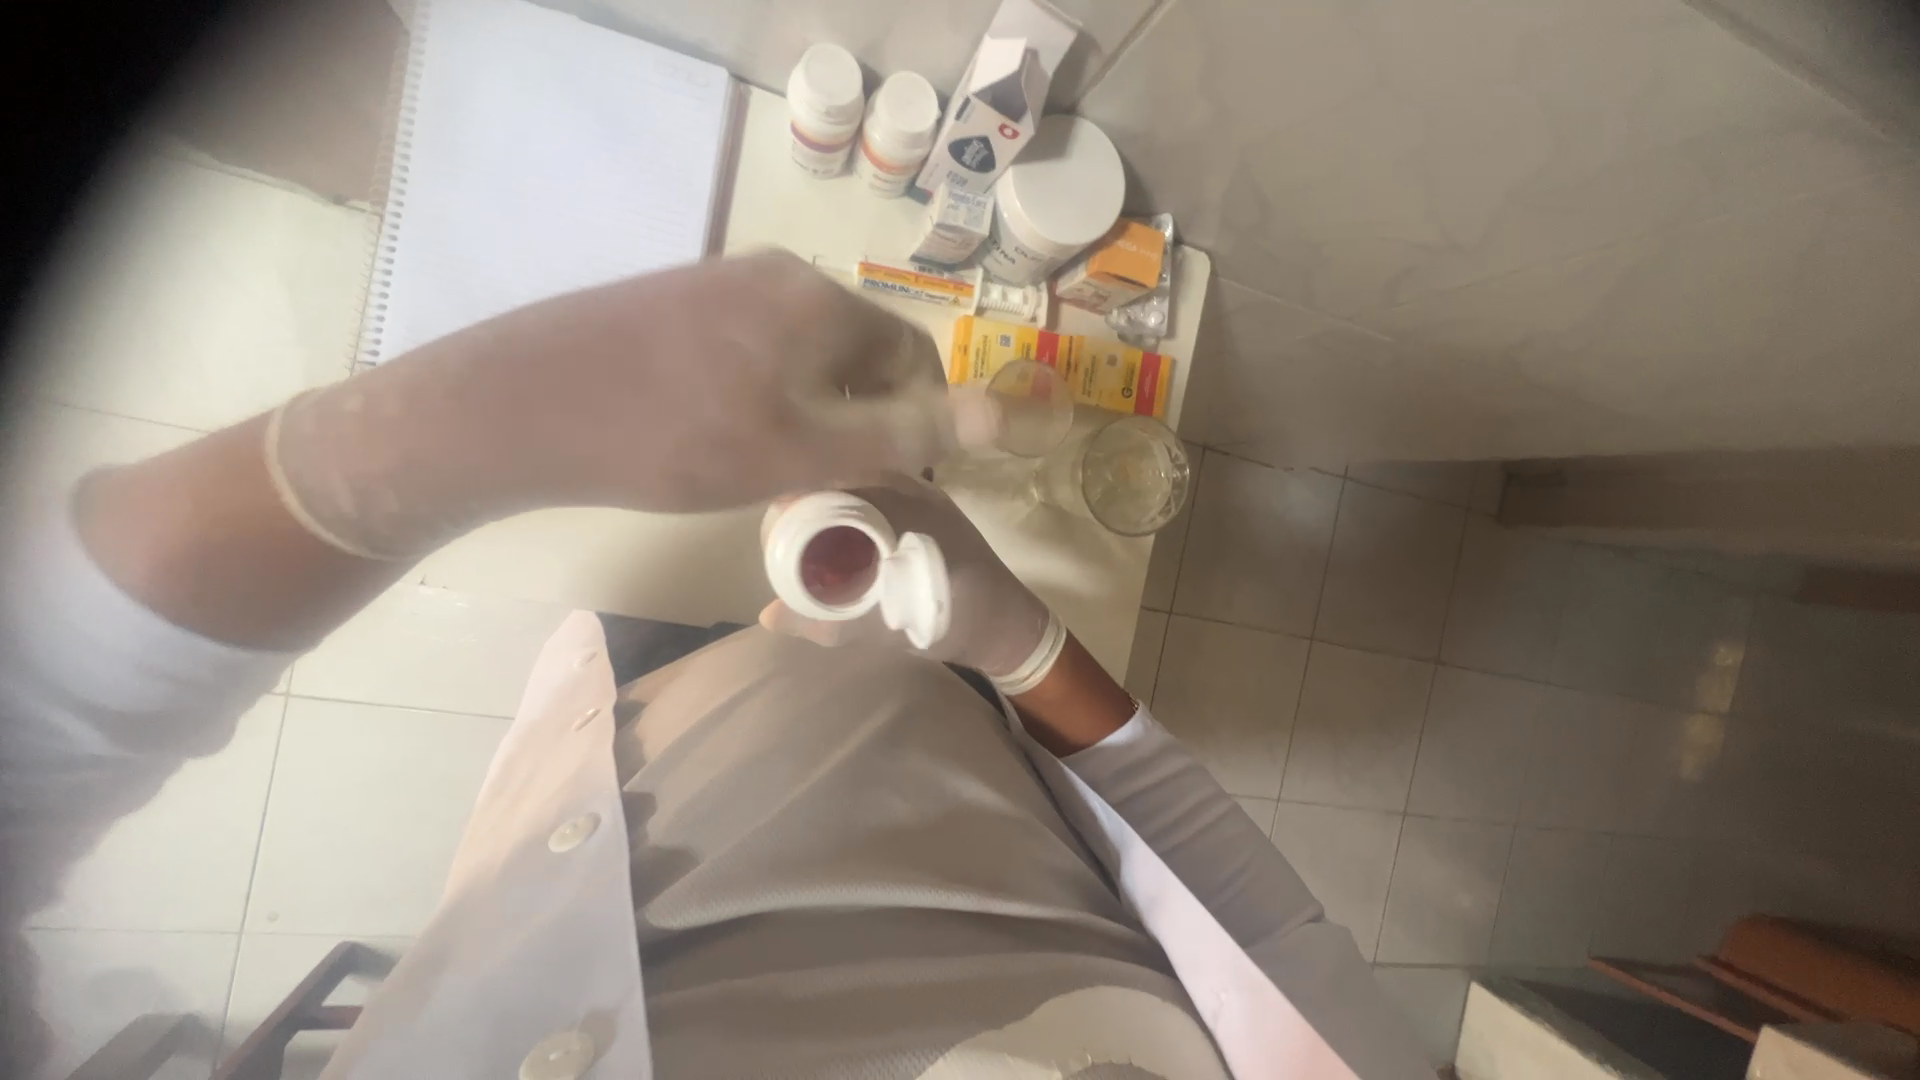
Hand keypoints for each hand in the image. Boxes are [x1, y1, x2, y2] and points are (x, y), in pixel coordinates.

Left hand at [267, 251, 958, 559]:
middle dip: (865, 417)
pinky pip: (761, 348)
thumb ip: (904, 433)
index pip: (914, 358)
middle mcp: (782, 274)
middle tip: (831, 479)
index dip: (920, 423)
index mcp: (822, 300)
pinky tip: (731, 434)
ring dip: (819, 409)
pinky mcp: (686, 301)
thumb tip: (999, 416)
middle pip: (863, 353)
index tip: (892, 478)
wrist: (518, 407)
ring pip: (811, 354)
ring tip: (781, 464)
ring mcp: (728, 281)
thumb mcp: (803, 449)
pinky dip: (771, 393)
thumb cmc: (675, 439)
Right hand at [757, 475, 1063, 691]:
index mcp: (898, 502)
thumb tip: (769, 615)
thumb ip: (826, 622)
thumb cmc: (950, 622)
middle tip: (782, 542)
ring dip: (826, 505)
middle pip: (836, 475)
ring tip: (804, 541)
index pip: (827, 480)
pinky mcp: (925, 500)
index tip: (774, 533)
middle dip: (803, 504)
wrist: (1007, 623)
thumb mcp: (884, 630)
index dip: (792, 501)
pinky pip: (872, 491)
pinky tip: (838, 539)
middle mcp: (907, 483)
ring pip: (853, 482)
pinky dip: (848, 508)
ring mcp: (919, 488)